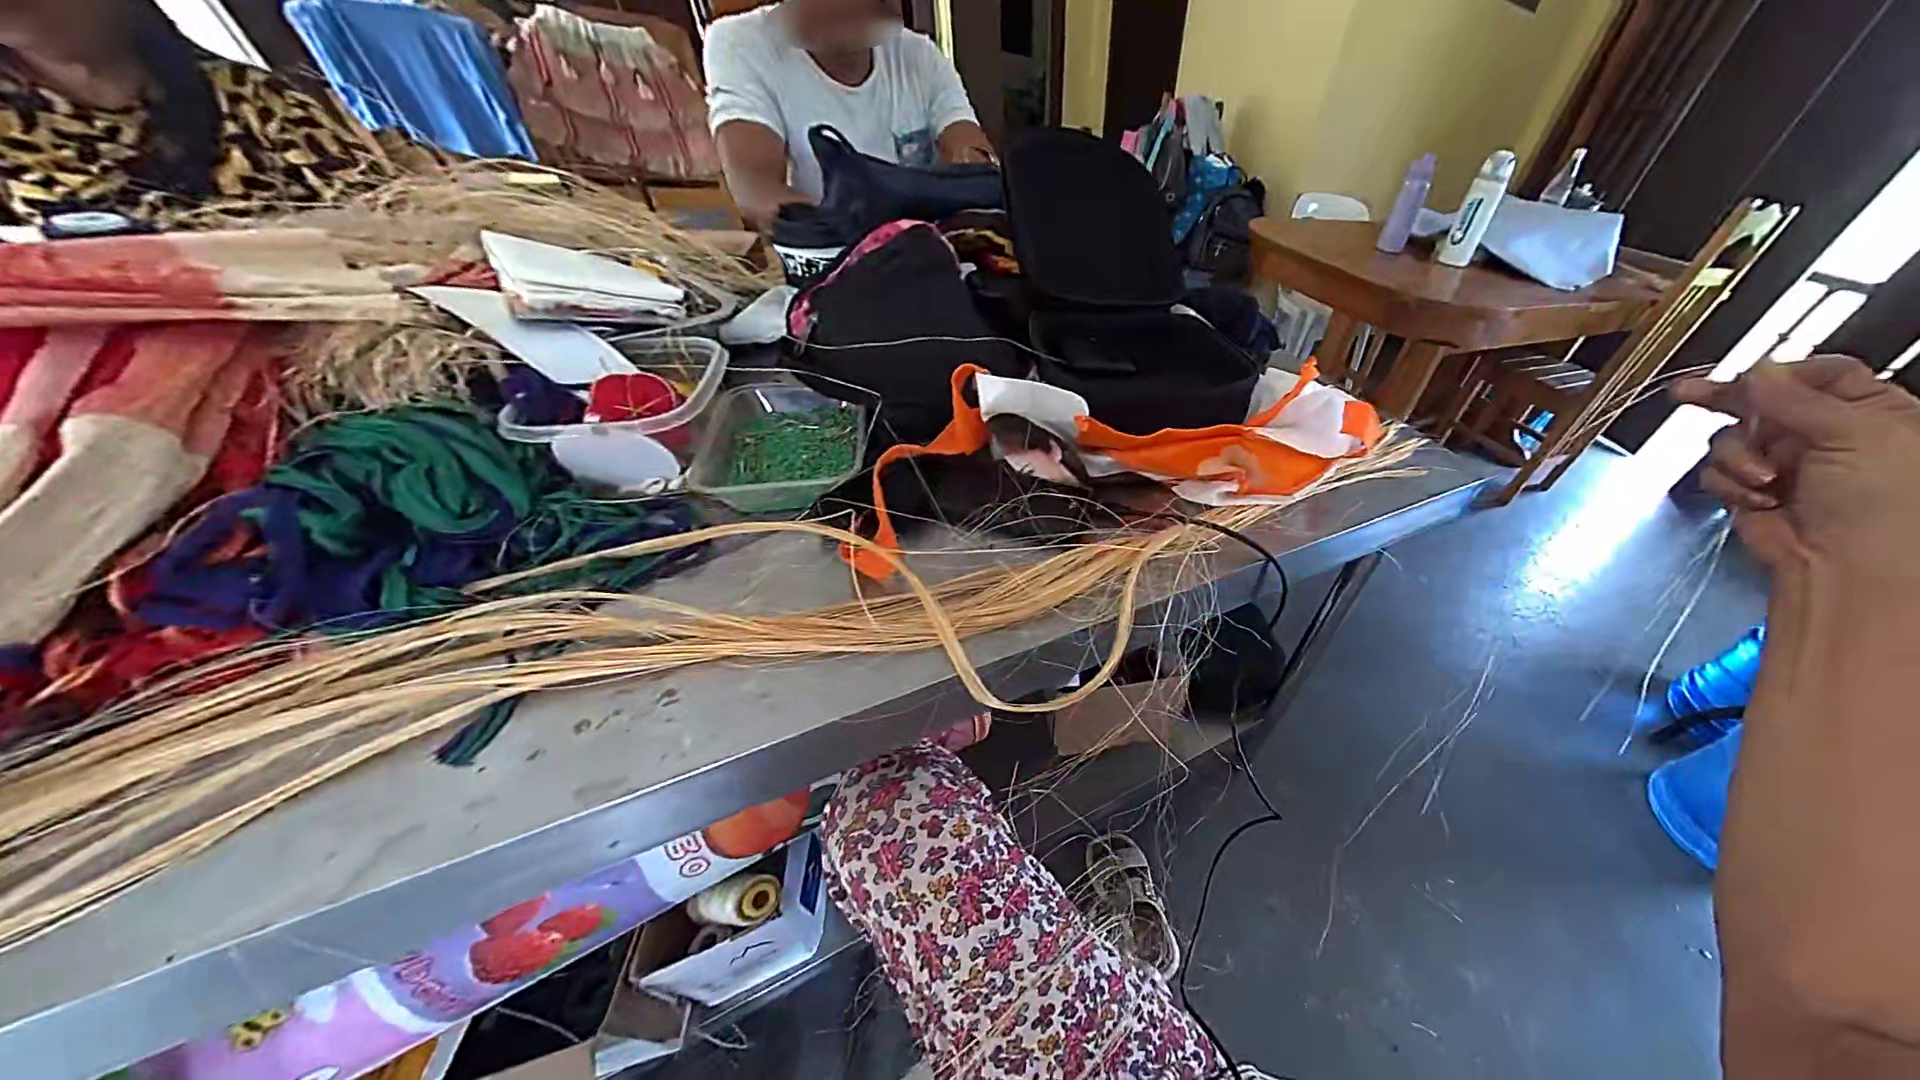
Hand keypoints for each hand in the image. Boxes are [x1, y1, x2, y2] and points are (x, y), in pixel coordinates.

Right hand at [1672, 356, 1919, 580]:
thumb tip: (1759, 370)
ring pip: (1730, 439)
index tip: (1744, 375)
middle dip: (1727, 404)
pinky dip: (1728, 484)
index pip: (1819, 375)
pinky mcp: (1750, 487)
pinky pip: (1716, 472)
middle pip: (1762, 404)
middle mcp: (1825, 434)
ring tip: (1764, 479)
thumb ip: (1799, 400)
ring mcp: (1785, 462)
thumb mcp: (1855, 435)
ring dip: (1737, 459)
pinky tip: (1756, 497)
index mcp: (1872, 413)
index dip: (1780, 374)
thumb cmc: (1885, 504)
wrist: (1847, 563)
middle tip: (1687, 394)